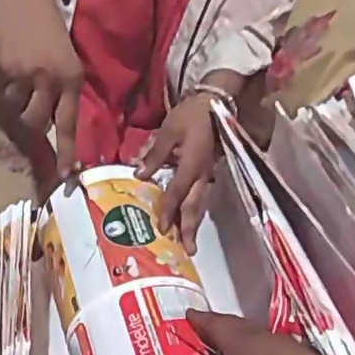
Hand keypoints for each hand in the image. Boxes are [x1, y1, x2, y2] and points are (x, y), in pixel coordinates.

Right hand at [0, 0, 83, 174]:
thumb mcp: (61, 54)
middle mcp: (51, 80)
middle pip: (36, 122)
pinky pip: (0, 88)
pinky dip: (0, 79)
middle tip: (24, 97)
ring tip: (15, 67)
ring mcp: (25, 75)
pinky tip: (4, 55)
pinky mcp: (2, 68)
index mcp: (71, 78)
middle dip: (28, 117)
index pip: (68, 124)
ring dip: (13, 96)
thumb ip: (58, 87)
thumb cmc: (41, 20)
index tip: (65, 176)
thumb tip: (49, 123)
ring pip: (15, 107)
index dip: (65, 152)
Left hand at [136, 94, 220, 251]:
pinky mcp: (207, 173)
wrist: (215, 103)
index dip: (169, 211)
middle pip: (194, 207)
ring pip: (199, 205)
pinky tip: (188, 221)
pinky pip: (200, 197)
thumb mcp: (169, 130)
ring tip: (189, 243)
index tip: (162, 230)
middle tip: (189, 250)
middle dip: (190, 229)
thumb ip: (154, 154)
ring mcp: (207, 175)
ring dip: (193, 224)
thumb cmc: (191, 115)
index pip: (177, 193)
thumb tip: (140, 174)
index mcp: (192, 165)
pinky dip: (194, 212)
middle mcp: (201, 175)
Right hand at [181, 310, 334, 354]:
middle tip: (204, 327)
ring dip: (236, 333)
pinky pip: (264, 342)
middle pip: (230, 323)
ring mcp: (274, 340)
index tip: (188, 314)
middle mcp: (253, 334)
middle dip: (216, 324)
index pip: (212, 324)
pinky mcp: (291, 350)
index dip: (198, 320)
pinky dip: (253, 346)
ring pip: (249, 331)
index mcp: (235, 340)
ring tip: (226, 341)